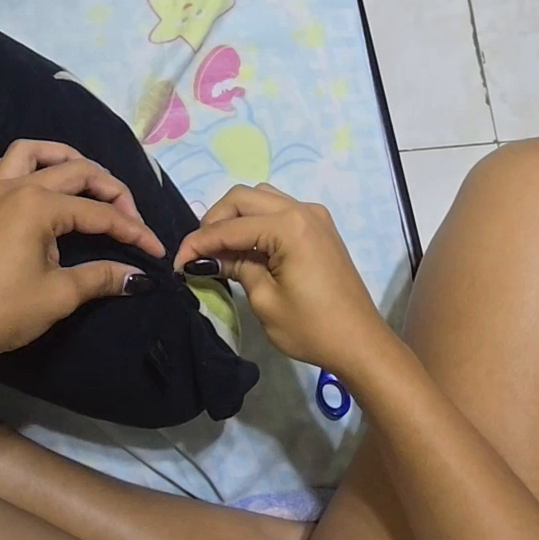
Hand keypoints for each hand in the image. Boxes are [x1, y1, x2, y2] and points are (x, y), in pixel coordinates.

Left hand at [0, 141, 165, 366]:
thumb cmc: (0, 312)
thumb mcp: (60, 295)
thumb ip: (103, 277)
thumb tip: (140, 277)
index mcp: (39, 206)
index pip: (101, 214)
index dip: (134, 232)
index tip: (156, 253)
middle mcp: (14, 188)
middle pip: (75, 172)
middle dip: (111, 191)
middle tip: (131, 219)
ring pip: (27, 153)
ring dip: (61, 157)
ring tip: (84, 175)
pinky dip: (10, 169)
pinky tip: (23, 183)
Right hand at [173, 184, 390, 374]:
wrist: (360, 341)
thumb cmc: (312, 328)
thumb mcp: (265, 300)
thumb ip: (236, 267)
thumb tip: (207, 257)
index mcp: (290, 227)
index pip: (231, 226)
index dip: (199, 242)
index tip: (178, 262)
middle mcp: (303, 210)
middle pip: (244, 198)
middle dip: (215, 221)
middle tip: (199, 252)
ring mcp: (315, 216)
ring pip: (262, 199)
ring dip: (236, 217)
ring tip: (220, 249)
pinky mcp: (320, 228)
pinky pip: (280, 210)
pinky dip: (257, 222)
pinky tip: (246, 248)